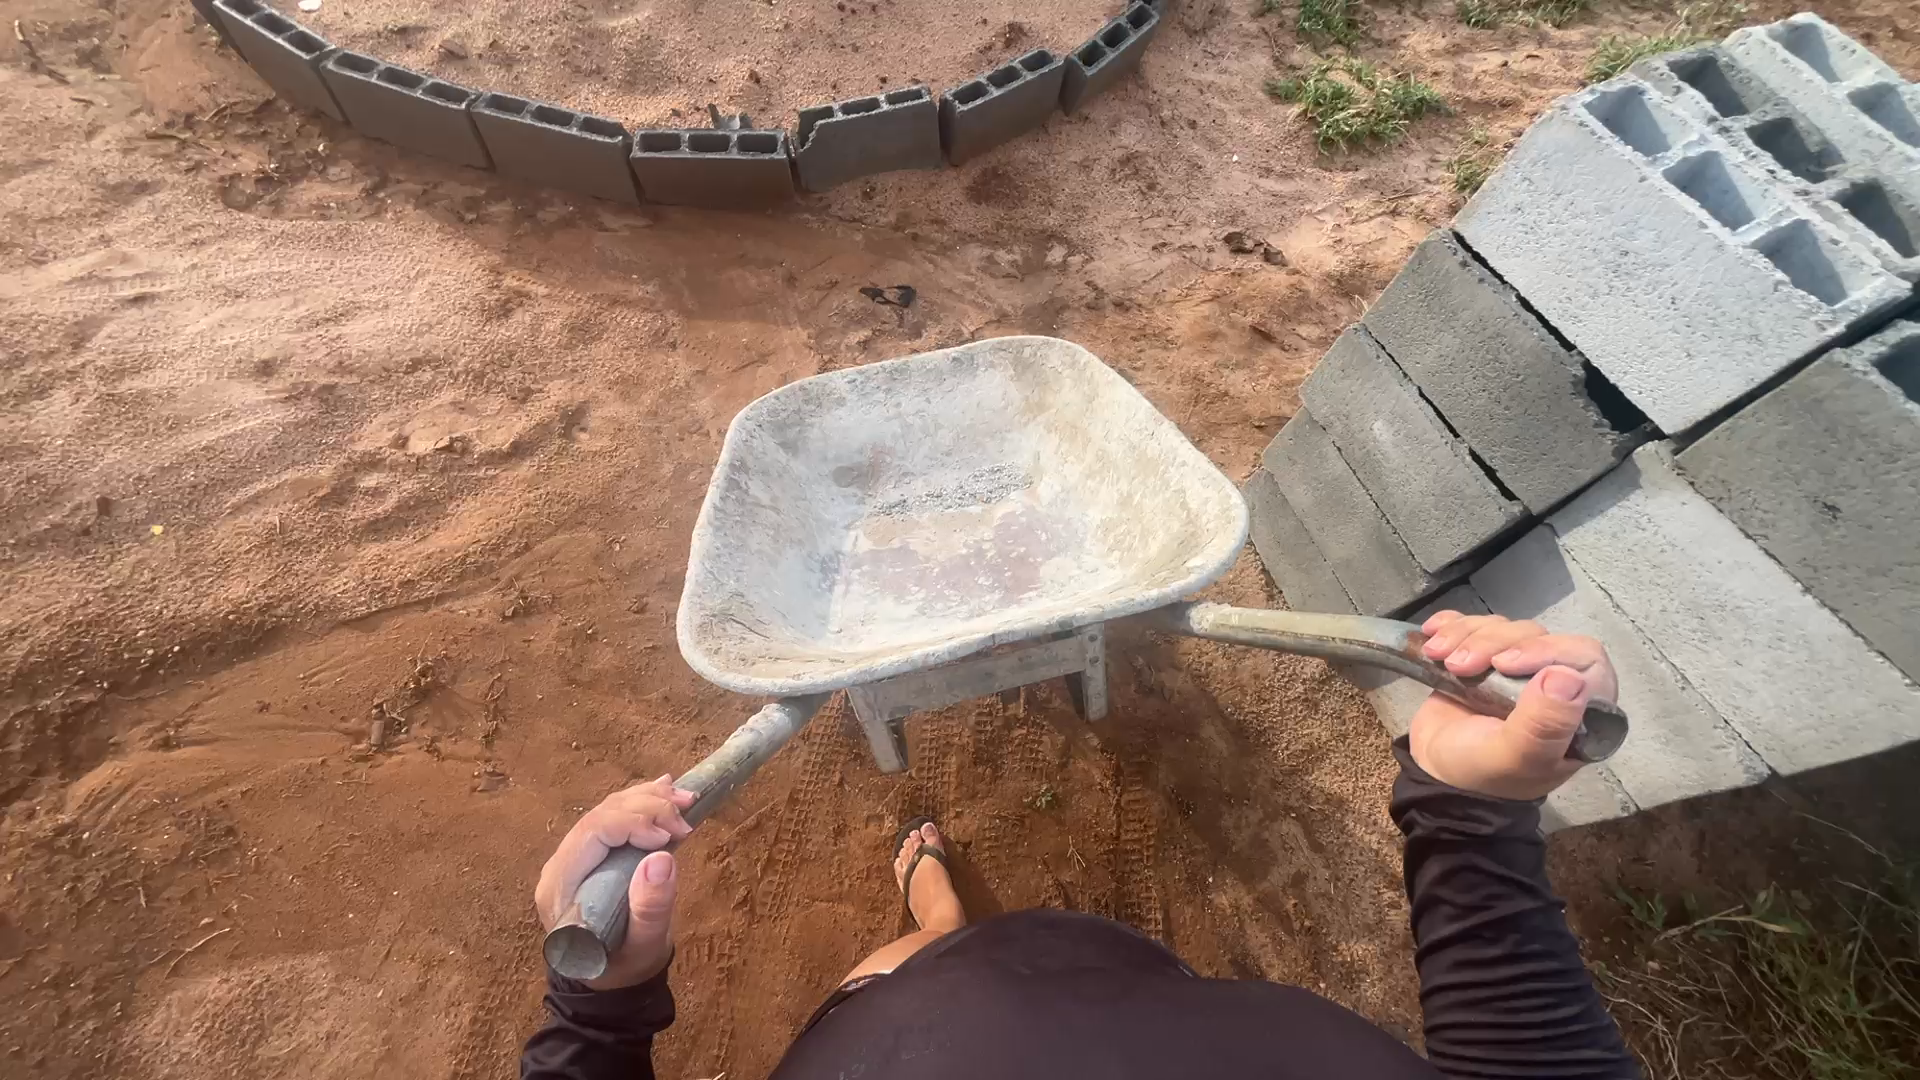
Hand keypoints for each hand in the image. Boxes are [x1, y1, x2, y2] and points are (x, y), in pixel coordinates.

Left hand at [534, 775, 696, 988]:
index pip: (593, 831)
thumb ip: (649, 908)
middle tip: (688, 815)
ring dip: (651, 797)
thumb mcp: (643, 946)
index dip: (634, 822)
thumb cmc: (626, 965)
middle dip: (649, 806)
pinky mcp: (596, 850)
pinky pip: (617, 812)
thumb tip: (661, 857)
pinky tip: (667, 788)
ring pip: (611, 807)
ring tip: (686, 800)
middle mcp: (563, 864)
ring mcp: (578, 854)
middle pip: (603, 814)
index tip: (671, 837)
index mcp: (562, 887)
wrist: (617, 977)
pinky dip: (645, 798)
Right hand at [1408, 613, 1619, 799]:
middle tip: (1458, 666)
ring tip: (1437, 657)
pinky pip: (1469, 624)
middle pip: (1532, 635)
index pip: (1581, 656)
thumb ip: (1544, 724)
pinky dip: (1448, 623)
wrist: (1437, 773)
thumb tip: (1567, 677)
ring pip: (1499, 627)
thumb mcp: (1516, 757)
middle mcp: (1550, 681)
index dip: (1544, 650)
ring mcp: (1511, 667)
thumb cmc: (1485, 772)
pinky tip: (1430, 634)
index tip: (1503, 664)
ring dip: (1463, 634)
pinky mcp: (1476, 657)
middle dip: (1490, 643)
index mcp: (1578, 707)